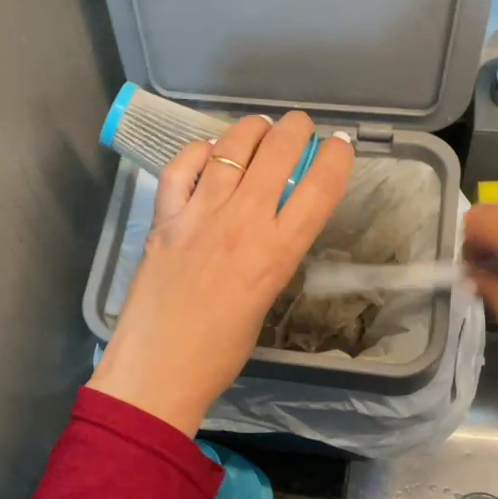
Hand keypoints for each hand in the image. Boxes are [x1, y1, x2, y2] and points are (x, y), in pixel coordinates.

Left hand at [87, 112, 355, 434]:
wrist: (158, 372)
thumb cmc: (218, 356)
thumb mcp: (262, 306)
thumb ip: (268, 262)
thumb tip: (267, 233)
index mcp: (276, 255)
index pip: (318, 190)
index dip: (335, 159)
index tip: (340, 145)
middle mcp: (242, 225)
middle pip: (276, 155)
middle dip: (295, 130)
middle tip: (299, 126)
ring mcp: (199, 217)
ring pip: (231, 151)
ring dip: (251, 130)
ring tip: (259, 127)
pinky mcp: (164, 220)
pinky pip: (181, 168)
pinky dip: (197, 152)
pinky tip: (207, 152)